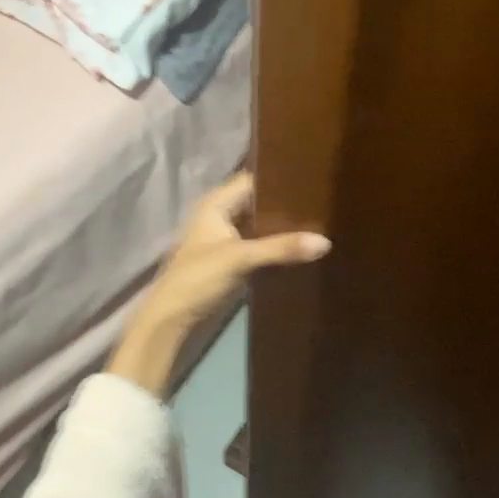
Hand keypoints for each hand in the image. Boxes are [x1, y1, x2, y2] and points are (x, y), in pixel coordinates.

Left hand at [106, 172, 330, 396]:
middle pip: (260, 202)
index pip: (253, 179)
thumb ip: (281, 248)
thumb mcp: (240, 258)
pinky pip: (262, 246)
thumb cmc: (197, 278)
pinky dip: (279, 247)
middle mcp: (222, 216)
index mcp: (217, 204)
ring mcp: (228, 240)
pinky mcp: (234, 262)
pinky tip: (305, 248)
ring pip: (263, 226)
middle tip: (325, 201)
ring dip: (285, 227)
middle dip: (288, 204)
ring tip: (323, 221)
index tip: (314, 175)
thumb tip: (326, 241)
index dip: (280, 176)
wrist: (172, 321)